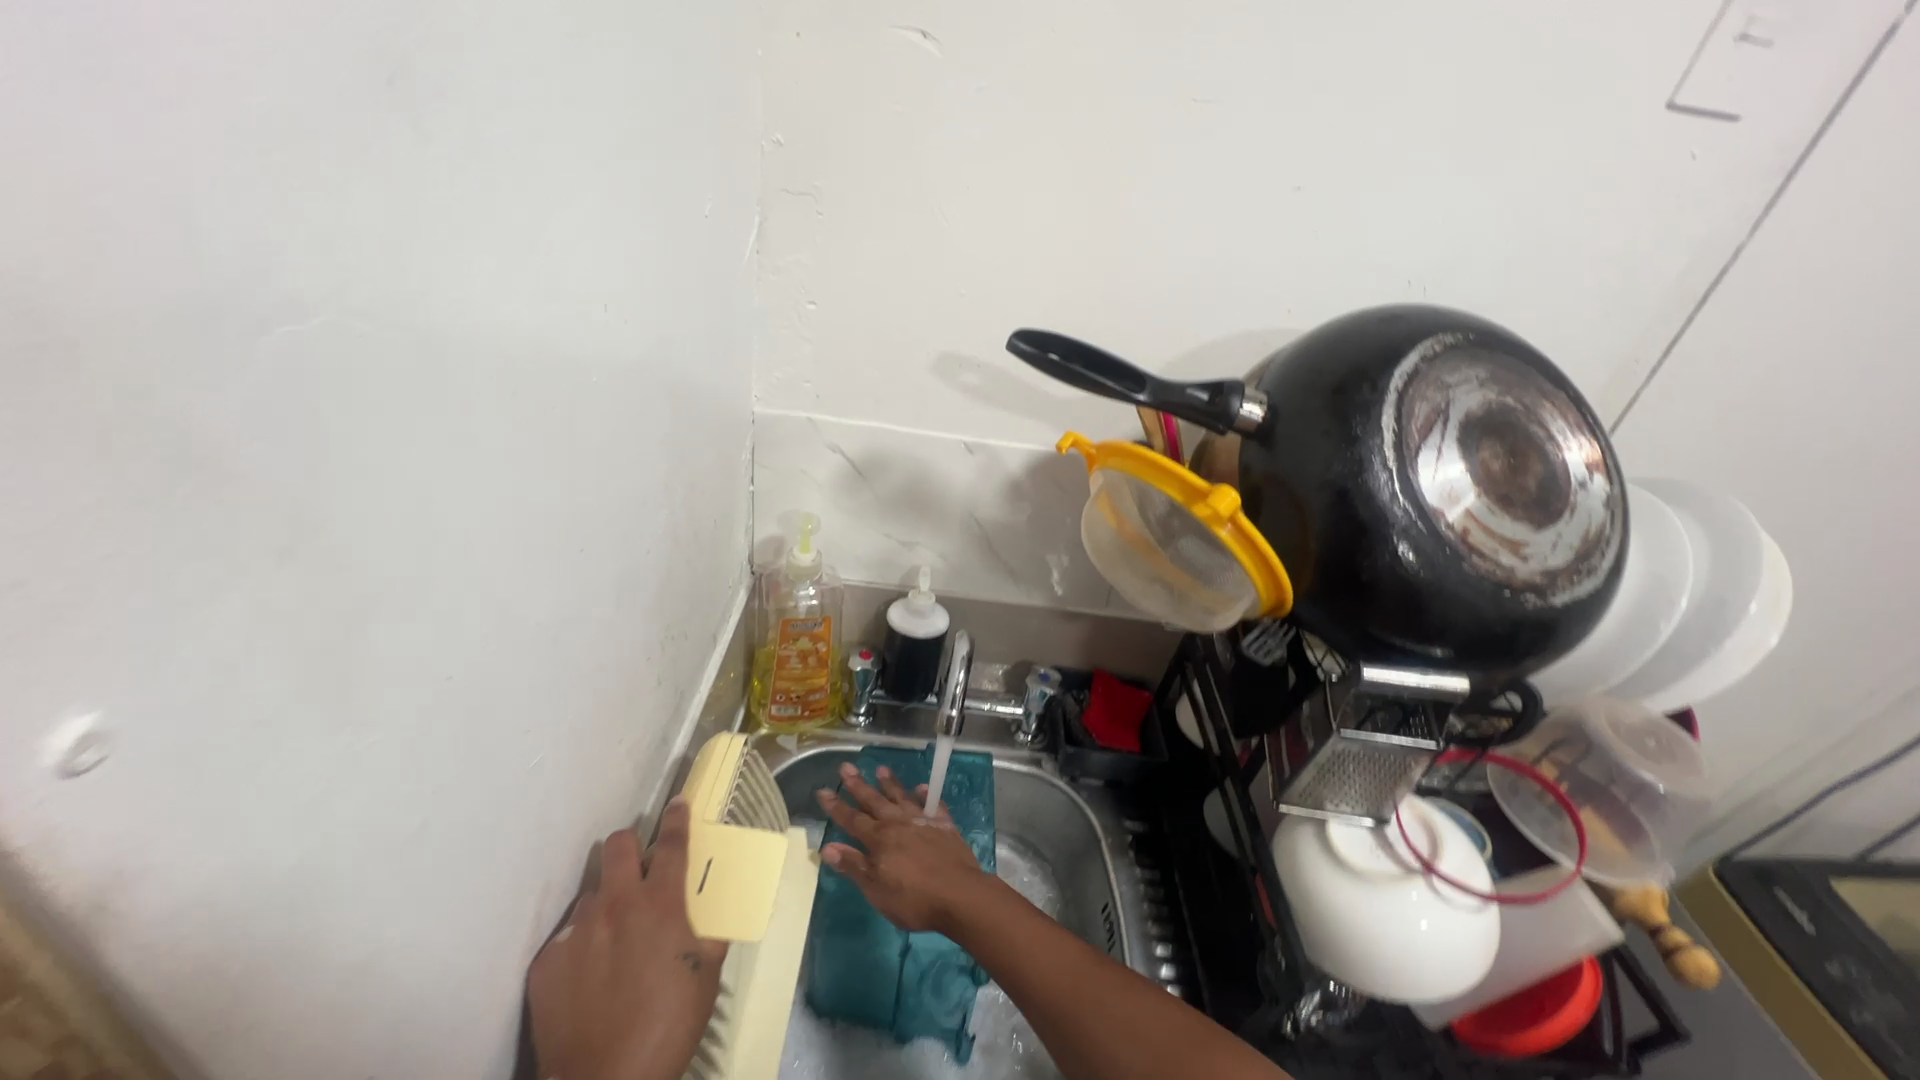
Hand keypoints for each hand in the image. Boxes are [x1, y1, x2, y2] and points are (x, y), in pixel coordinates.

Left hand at [527, 798, 727, 1079]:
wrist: (604, 1078)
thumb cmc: (669, 1024)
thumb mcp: (706, 977)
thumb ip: (706, 939)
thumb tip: (708, 925)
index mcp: (661, 904)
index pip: (672, 844)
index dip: (677, 819)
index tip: (677, 805)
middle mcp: (617, 905)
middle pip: (618, 846)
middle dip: (630, 844)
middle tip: (639, 863)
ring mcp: (578, 931)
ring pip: (591, 893)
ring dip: (606, 901)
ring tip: (614, 933)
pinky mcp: (547, 960)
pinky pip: (568, 938)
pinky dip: (583, 945)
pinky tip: (589, 975)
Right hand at [815, 762, 999, 933]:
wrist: (960, 895)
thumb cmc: (914, 899)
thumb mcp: (876, 889)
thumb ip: (854, 866)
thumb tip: (827, 847)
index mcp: (879, 840)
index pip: (852, 820)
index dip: (836, 807)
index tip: (823, 791)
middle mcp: (898, 824)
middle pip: (875, 801)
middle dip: (858, 785)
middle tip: (846, 767)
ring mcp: (923, 823)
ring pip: (902, 797)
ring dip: (890, 784)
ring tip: (881, 769)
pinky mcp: (945, 827)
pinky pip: (933, 805)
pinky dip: (926, 795)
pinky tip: (922, 788)